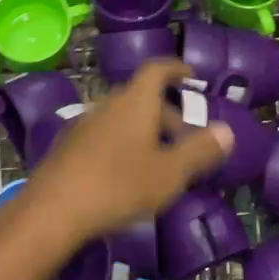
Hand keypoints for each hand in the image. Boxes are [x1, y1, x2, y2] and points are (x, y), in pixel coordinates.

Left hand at [25, 59, 231, 240]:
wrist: (53, 210)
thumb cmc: (119, 186)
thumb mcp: (170, 173)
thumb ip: (200, 151)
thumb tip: (226, 130)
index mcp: (135, 101)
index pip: (157, 70)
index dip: (175, 69)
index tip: (191, 75)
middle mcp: (108, 104)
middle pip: (142, 98)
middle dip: (167, 115)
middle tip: (185, 144)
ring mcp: (85, 124)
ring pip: (123, 118)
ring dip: (144, 132)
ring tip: (159, 163)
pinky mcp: (70, 146)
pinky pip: (105, 135)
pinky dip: (123, 144)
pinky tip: (126, 176)